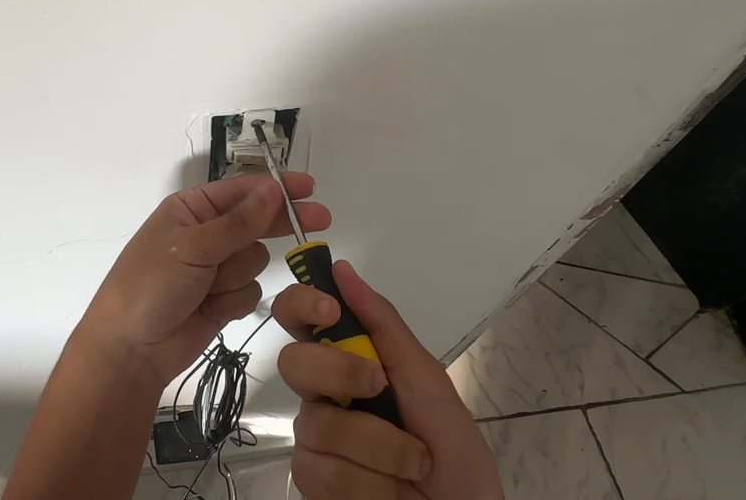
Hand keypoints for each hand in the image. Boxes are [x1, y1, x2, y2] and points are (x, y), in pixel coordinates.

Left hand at [74, 173, 328, 385]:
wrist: (131, 349)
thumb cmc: (151, 284)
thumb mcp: (193, 248)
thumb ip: (238, 222)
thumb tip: (273, 189)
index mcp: (190, 209)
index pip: (240, 191)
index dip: (274, 187)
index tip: (308, 186)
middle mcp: (205, 234)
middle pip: (255, 222)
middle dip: (279, 223)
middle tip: (321, 219)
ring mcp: (215, 268)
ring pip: (256, 259)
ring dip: (238, 273)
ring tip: (208, 287)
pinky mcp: (223, 299)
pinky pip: (251, 291)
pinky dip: (235, 300)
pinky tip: (212, 308)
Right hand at [274, 260, 504, 499]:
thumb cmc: (453, 447)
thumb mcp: (427, 379)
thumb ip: (383, 324)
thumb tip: (341, 268)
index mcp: (344, 358)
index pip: (298, 315)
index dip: (302, 302)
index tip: (331, 308)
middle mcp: (321, 393)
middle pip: (293, 362)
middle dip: (339, 372)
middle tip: (379, 386)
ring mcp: (315, 437)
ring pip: (317, 423)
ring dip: (379, 446)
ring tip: (414, 462)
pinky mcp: (314, 480)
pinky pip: (321, 470)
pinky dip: (369, 483)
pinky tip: (391, 490)